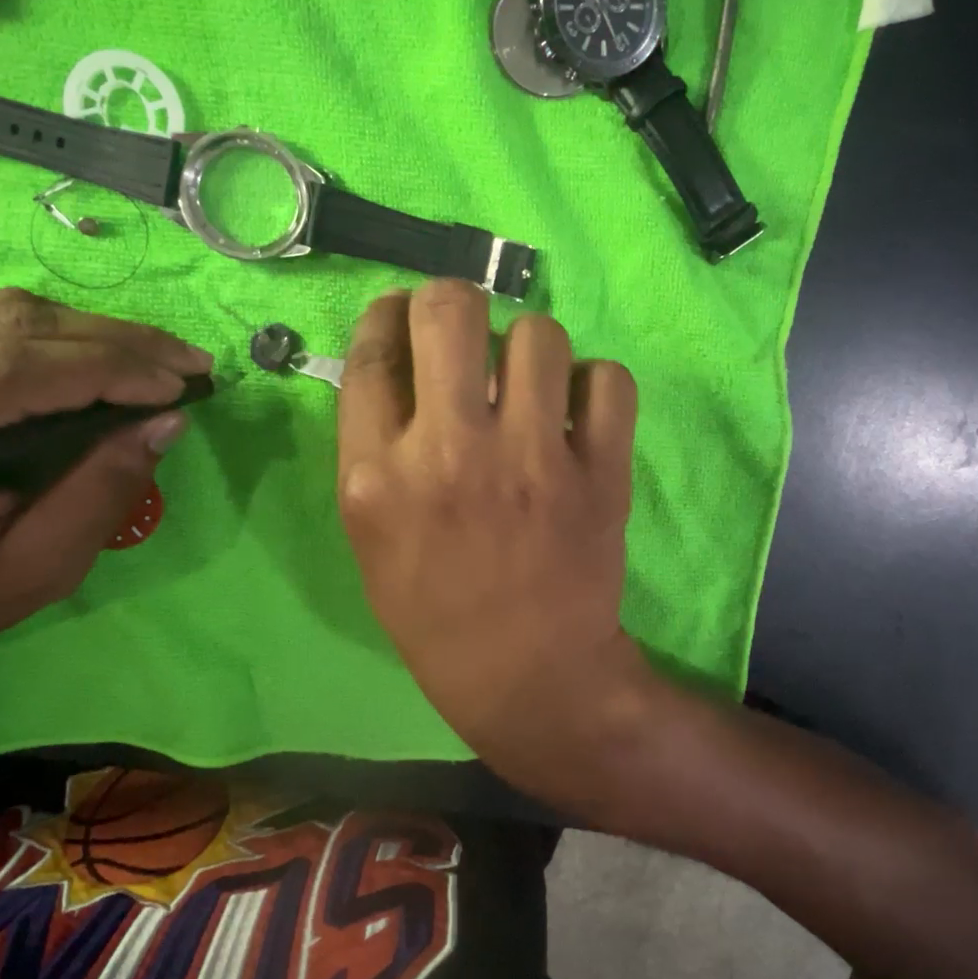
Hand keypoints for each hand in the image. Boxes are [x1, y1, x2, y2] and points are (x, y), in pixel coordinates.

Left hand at [0, 288, 211, 689]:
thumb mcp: (31, 575)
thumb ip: (97, 496)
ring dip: (96, 331)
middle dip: (118, 341)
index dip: (105, 367)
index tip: (178, 389)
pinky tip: (106, 358)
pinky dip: (62, 334)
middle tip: (191, 367)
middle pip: (9, 327)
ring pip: (2, 313)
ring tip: (160, 362)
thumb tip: (165, 421)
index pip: (7, 371)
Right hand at [336, 279, 648, 787]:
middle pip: (451, 309)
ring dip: (530, 347)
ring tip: (530, 382)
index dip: (388, 316)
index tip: (404, 318)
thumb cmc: (436, 614)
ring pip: (538, 333)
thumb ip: (372, 448)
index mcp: (378, 475)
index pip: (373, 350)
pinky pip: (608, 379)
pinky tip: (580, 413)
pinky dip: (595, 385)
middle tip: (466, 333)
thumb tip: (396, 359)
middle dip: (453, 303)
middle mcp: (452, 452)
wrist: (529, 675)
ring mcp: (534, 460)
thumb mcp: (370, 538)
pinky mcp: (601, 474)